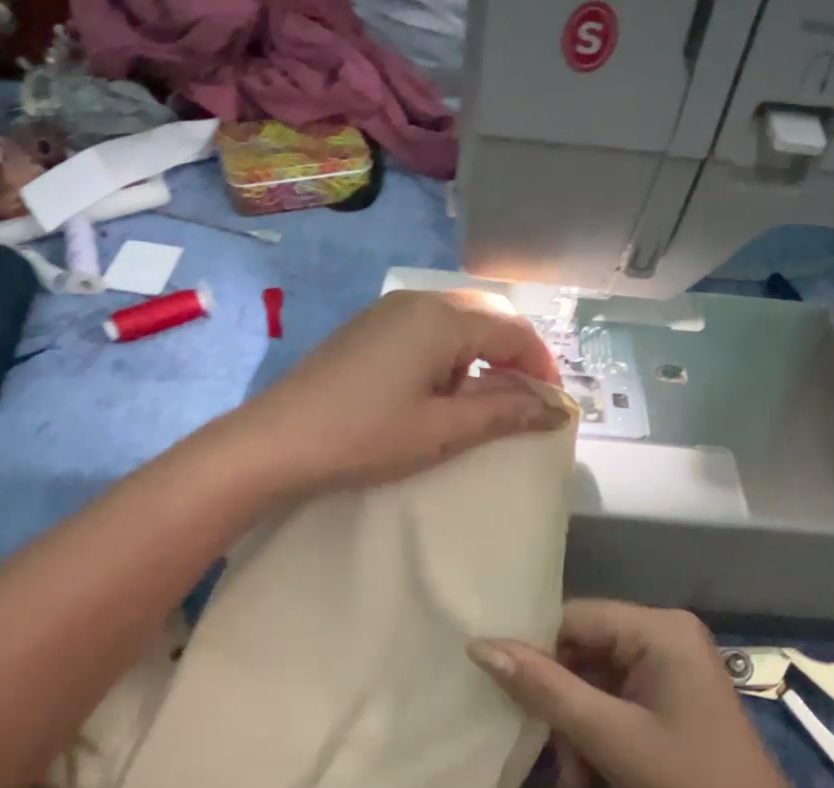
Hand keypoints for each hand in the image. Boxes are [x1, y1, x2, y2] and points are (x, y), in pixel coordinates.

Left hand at [228, 290, 569, 491]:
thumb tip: (555, 408)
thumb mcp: (441, 429)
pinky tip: (442, 392)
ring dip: (482, 356)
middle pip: (488, 316)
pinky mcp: (368, 330)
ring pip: (457, 322)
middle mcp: (418, 301)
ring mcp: (388, 312)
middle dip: (515, 358)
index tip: (553, 408)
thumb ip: (502, 412)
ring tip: (486, 403)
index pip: (515, 330)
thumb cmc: (366, 436)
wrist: (278, 441)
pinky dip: (451, 357)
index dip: (543, 368)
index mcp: (442, 318)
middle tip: (525, 404)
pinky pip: (427, 331)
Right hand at [466, 600, 808, 787]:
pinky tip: (588, 777)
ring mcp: (671, 667)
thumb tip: (479, 645)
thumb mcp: (606, 735)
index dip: (531, 651)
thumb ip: (542, 687)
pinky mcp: (671, 697)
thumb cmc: (686, 784)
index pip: (571, 618)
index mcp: (659, 630)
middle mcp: (666, 636)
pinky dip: (595, 734)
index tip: (496, 690)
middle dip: (557, 702)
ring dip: (573, 727)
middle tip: (540, 747)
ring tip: (572, 778)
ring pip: (593, 680)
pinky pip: (615, 700)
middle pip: (581, 650)